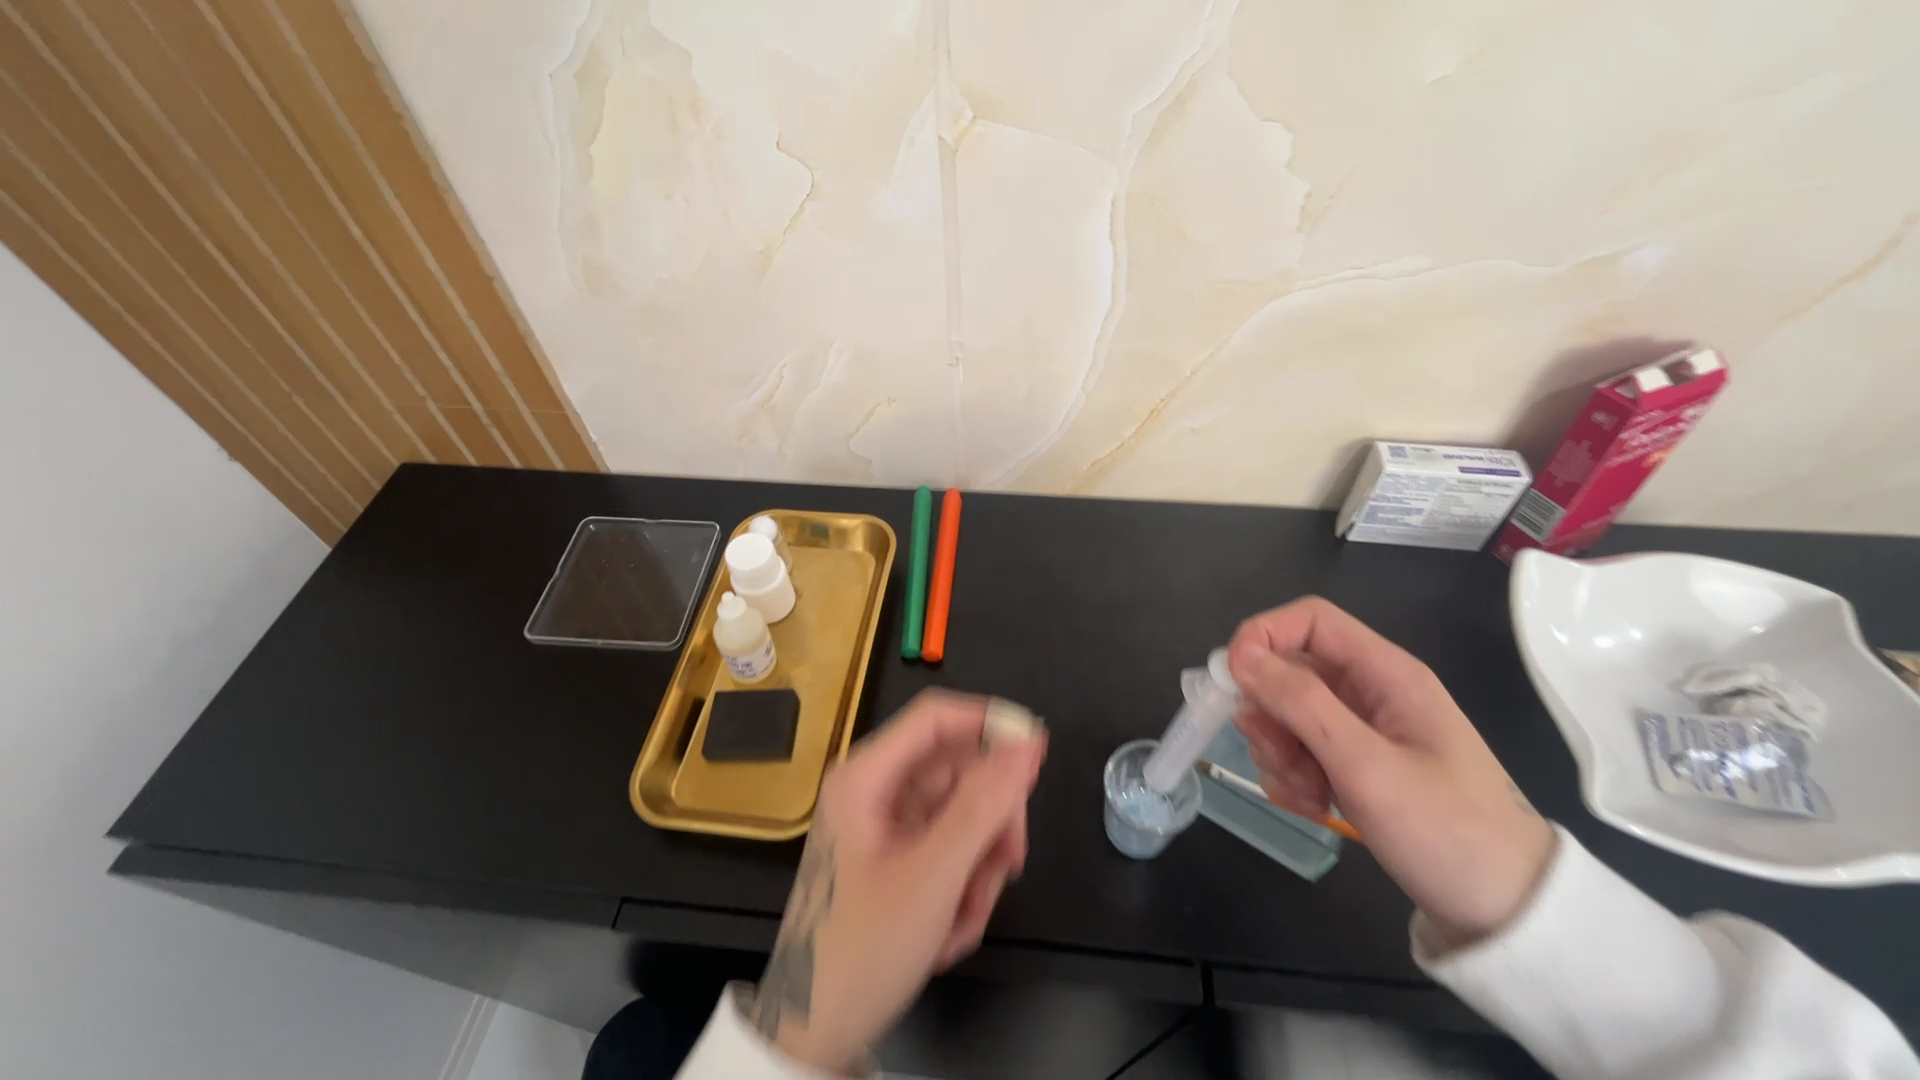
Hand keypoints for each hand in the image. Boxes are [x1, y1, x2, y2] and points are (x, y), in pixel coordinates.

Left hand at [752, 690, 1046, 1074]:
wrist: (815, 1031)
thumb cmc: (865, 948)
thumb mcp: (933, 875)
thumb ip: (985, 805)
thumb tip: (1028, 742)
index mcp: (866, 777)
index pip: (937, 717)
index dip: (991, 724)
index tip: (1037, 753)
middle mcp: (876, 791)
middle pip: (959, 771)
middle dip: (989, 822)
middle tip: (1008, 866)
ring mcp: (887, 826)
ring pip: (963, 815)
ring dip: (978, 865)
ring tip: (965, 917)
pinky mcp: (897, 857)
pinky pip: (950, 849)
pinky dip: (962, 885)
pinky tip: (951, 928)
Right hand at [1228, 597, 1555, 947]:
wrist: (1505, 910)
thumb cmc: (1445, 830)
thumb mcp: (1366, 765)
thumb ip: (1301, 705)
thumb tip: (1239, 656)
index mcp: (1387, 674)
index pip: (1309, 620)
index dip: (1263, 637)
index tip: (1231, 682)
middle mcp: (1372, 692)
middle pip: (1291, 671)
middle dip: (1269, 713)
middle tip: (1277, 759)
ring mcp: (1363, 731)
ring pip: (1288, 715)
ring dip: (1279, 753)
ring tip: (1306, 796)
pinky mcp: (1355, 765)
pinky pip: (1300, 751)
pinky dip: (1292, 776)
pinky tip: (1312, 806)